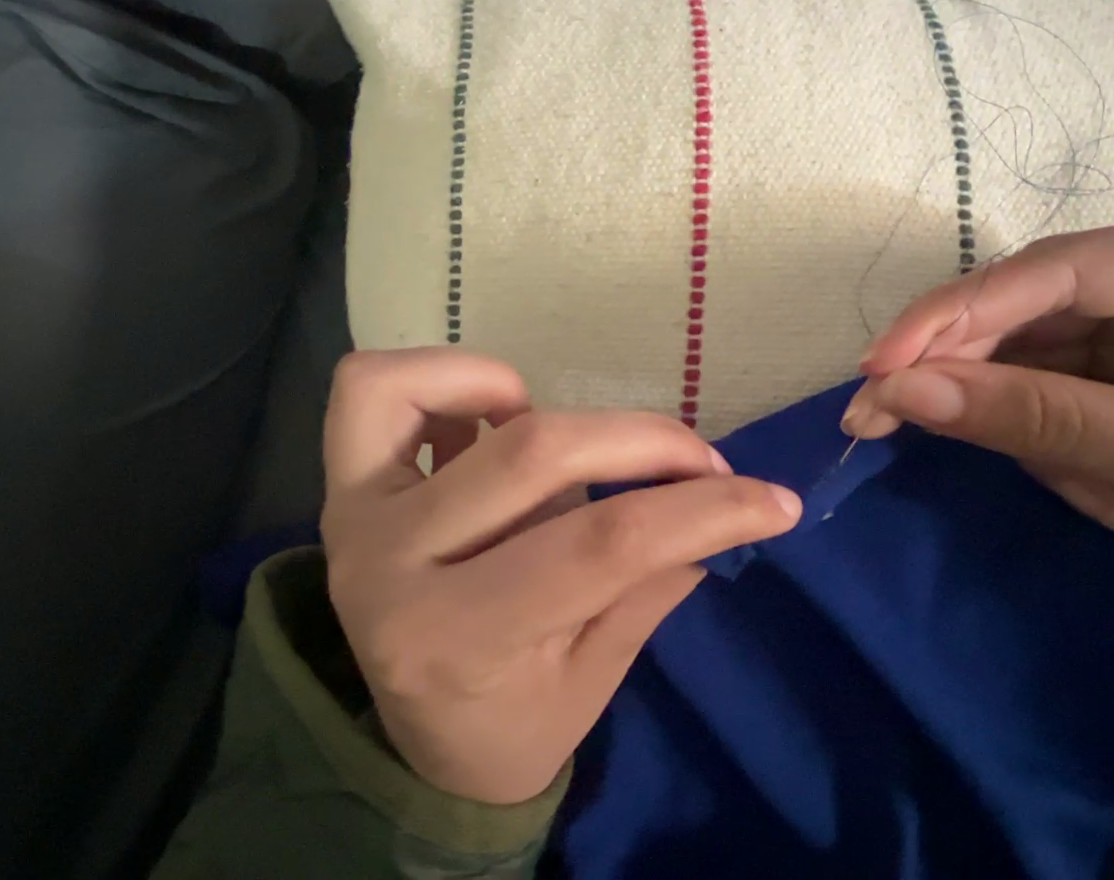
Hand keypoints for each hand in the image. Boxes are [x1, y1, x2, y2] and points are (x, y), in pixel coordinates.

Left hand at [320, 348, 801, 804]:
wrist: (418, 736)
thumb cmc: (515, 720)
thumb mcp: (595, 678)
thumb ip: (653, 582)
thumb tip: (725, 499)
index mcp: (459, 638)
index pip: (601, 546)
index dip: (702, 509)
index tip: (772, 500)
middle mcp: (391, 565)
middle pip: (537, 454)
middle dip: (649, 444)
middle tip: (703, 463)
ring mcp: (356, 513)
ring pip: (449, 397)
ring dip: (542, 403)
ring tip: (579, 448)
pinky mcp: (341, 479)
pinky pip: (375, 387)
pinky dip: (451, 377)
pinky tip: (501, 414)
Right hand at [843, 211, 1113, 649]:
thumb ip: (1043, 419)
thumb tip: (901, 392)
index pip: (1060, 270)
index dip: (960, 313)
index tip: (879, 367)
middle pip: (1027, 311)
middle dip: (961, 372)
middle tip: (876, 420)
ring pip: (1023, 360)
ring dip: (1012, 426)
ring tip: (1075, 497)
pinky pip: (1041, 401)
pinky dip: (1043, 450)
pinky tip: (1094, 500)